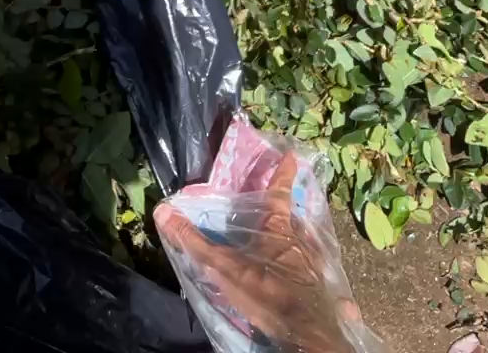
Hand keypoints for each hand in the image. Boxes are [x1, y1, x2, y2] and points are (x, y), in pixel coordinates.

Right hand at [155, 154, 357, 352]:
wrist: (306, 332)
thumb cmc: (266, 290)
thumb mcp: (224, 266)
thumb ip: (194, 241)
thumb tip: (163, 211)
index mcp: (278, 227)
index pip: (280, 191)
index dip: (284, 172)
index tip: (292, 155)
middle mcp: (300, 239)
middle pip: (295, 217)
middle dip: (290, 212)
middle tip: (287, 208)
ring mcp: (316, 264)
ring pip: (309, 243)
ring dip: (302, 240)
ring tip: (295, 243)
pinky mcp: (325, 289)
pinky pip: (319, 272)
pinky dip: (313, 270)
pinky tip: (309, 279)